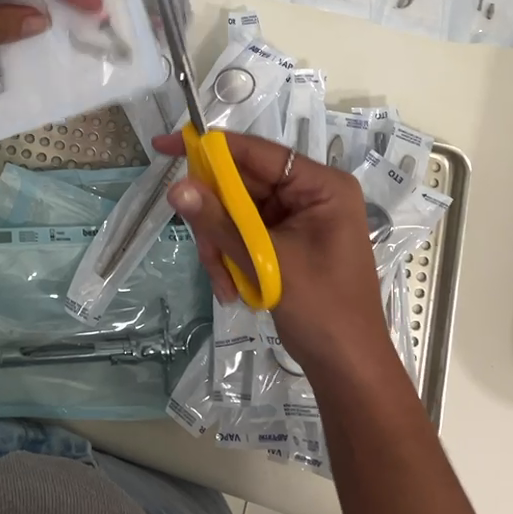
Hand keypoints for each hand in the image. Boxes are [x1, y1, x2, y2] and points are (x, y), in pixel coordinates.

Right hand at [155, 131, 387, 371]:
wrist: (348, 368)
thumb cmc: (324, 310)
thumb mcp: (268, 262)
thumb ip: (220, 223)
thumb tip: (176, 188)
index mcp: (321, 186)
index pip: (256, 152)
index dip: (209, 147)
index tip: (164, 145)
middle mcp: (308, 193)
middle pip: (239, 183)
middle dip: (214, 217)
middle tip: (202, 245)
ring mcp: (294, 217)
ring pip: (233, 210)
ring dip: (219, 243)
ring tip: (223, 281)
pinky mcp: (282, 239)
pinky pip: (240, 233)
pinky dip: (228, 256)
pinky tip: (231, 288)